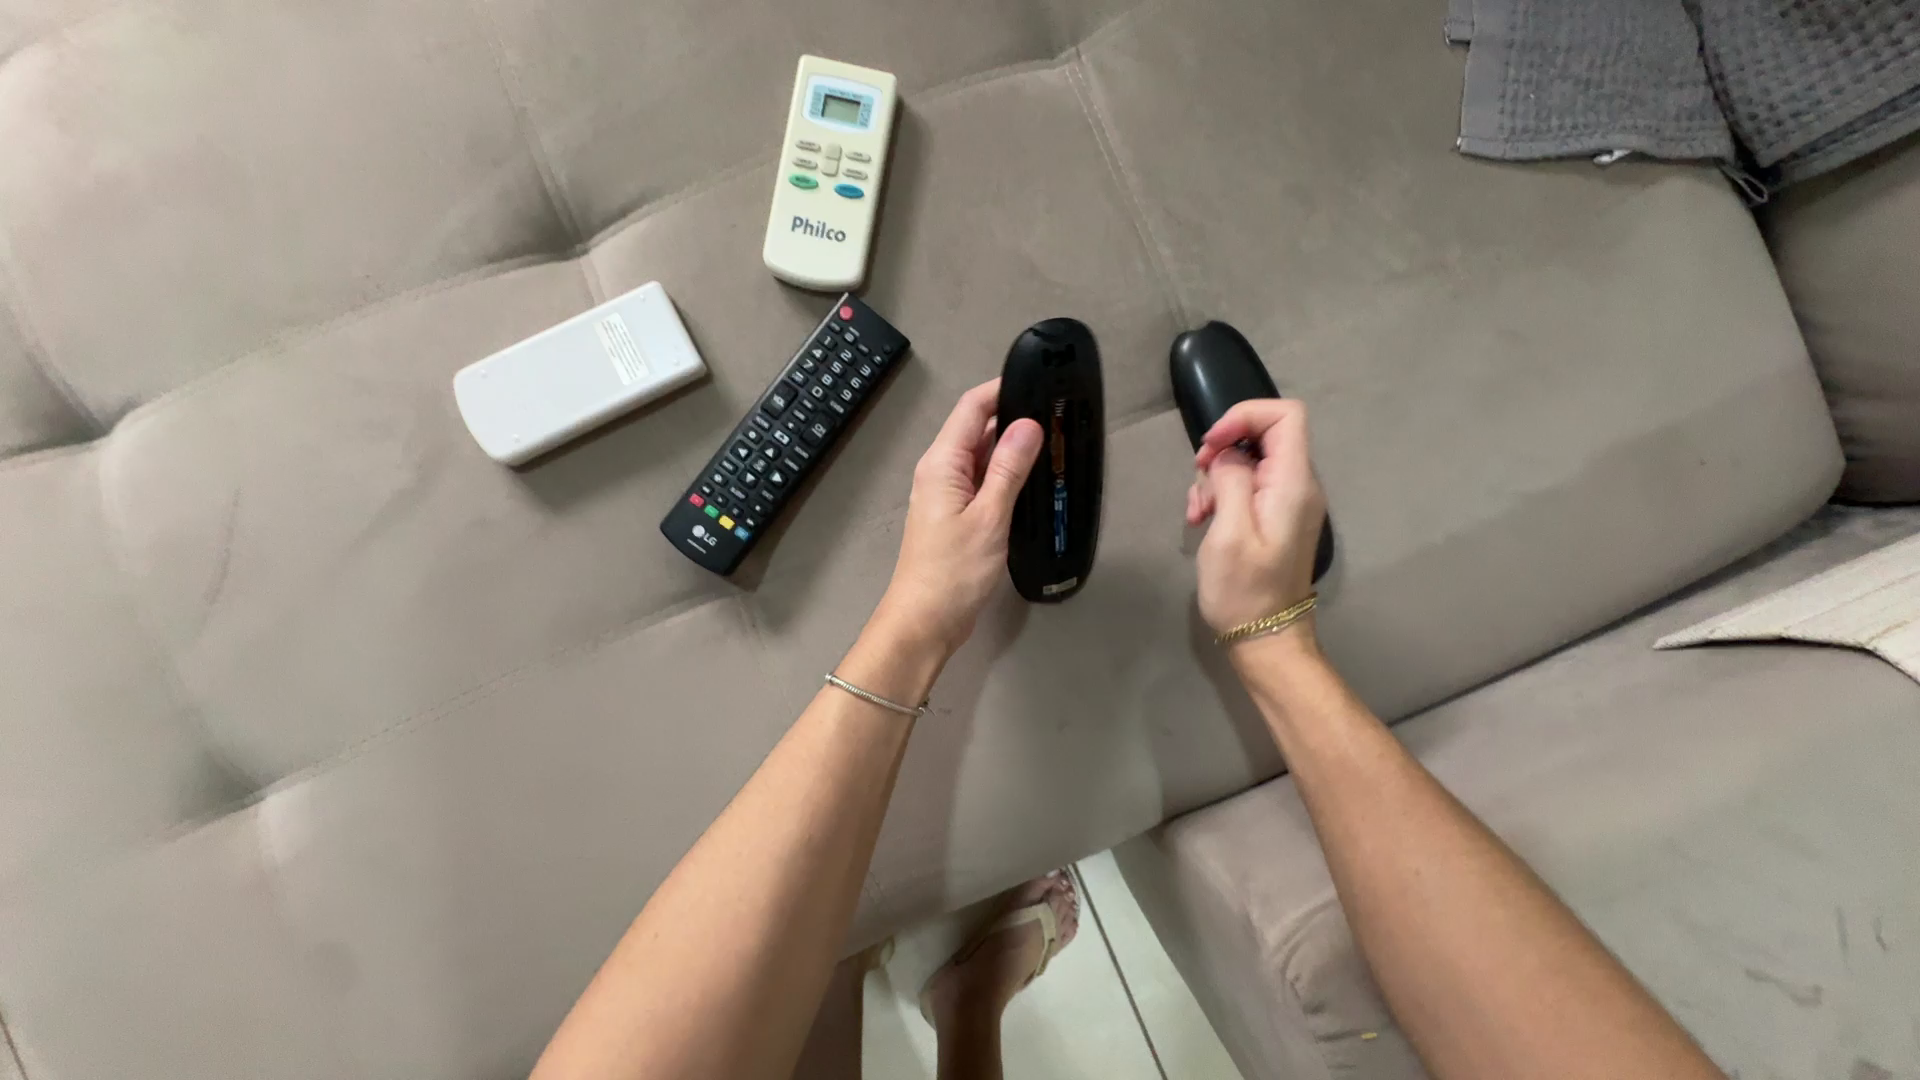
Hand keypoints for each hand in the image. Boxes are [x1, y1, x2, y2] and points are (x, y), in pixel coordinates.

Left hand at [875, 379, 1042, 654]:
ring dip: (1013, 449)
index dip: (1002, 389)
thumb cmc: (953, 571)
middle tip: (1059, 415)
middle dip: (1015, 418)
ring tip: (1055, 443)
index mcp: (942, 463)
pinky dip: (1006, 476)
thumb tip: (1028, 424)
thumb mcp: (989, 517)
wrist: (925, 621)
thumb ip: (1009, 469)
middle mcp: (941, 471)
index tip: (1039, 381)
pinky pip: (983, 482)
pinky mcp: (957, 516)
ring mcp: (948, 494)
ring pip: (983, 457)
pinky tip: (1033, 480)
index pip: (972, 408)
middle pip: (978, 429)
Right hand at [1186, 399, 1327, 640]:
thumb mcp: (1229, 532)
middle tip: (1198, 486)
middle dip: (1222, 452)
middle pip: (1263, 436)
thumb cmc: (1245, 590)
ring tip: (1197, 513)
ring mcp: (1288, 503)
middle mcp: (1299, 486)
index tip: (1210, 445)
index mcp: (1293, 484)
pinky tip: (1203, 520)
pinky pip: (1248, 486)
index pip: (1285, 415)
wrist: (1265, 638)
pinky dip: (1221, 494)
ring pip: (1249, 462)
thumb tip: (1228, 457)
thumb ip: (1231, 481)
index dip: (1243, 416)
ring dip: (1215, 478)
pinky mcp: (1274, 518)